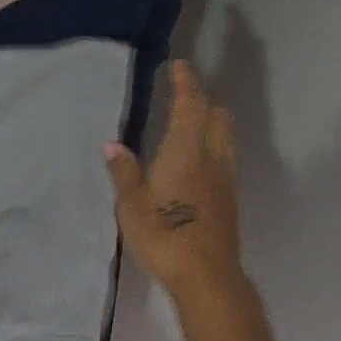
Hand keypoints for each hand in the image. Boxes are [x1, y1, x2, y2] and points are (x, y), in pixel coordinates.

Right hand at [105, 62, 243, 298]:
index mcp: (186, 153)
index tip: (179, 66)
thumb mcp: (131, 205)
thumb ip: (124, 172)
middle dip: (202, 102)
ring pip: (224, 137)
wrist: (205, 273)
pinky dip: (211, 147)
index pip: (191, 107)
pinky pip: (223, 159)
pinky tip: (194, 162)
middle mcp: (211, 159)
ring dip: (210, 124)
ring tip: (190, 126)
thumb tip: (113, 144)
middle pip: (217, 117)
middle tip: (183, 98)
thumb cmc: (163, 236)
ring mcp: (224, 179)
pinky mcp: (227, 199)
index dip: (186, 84)